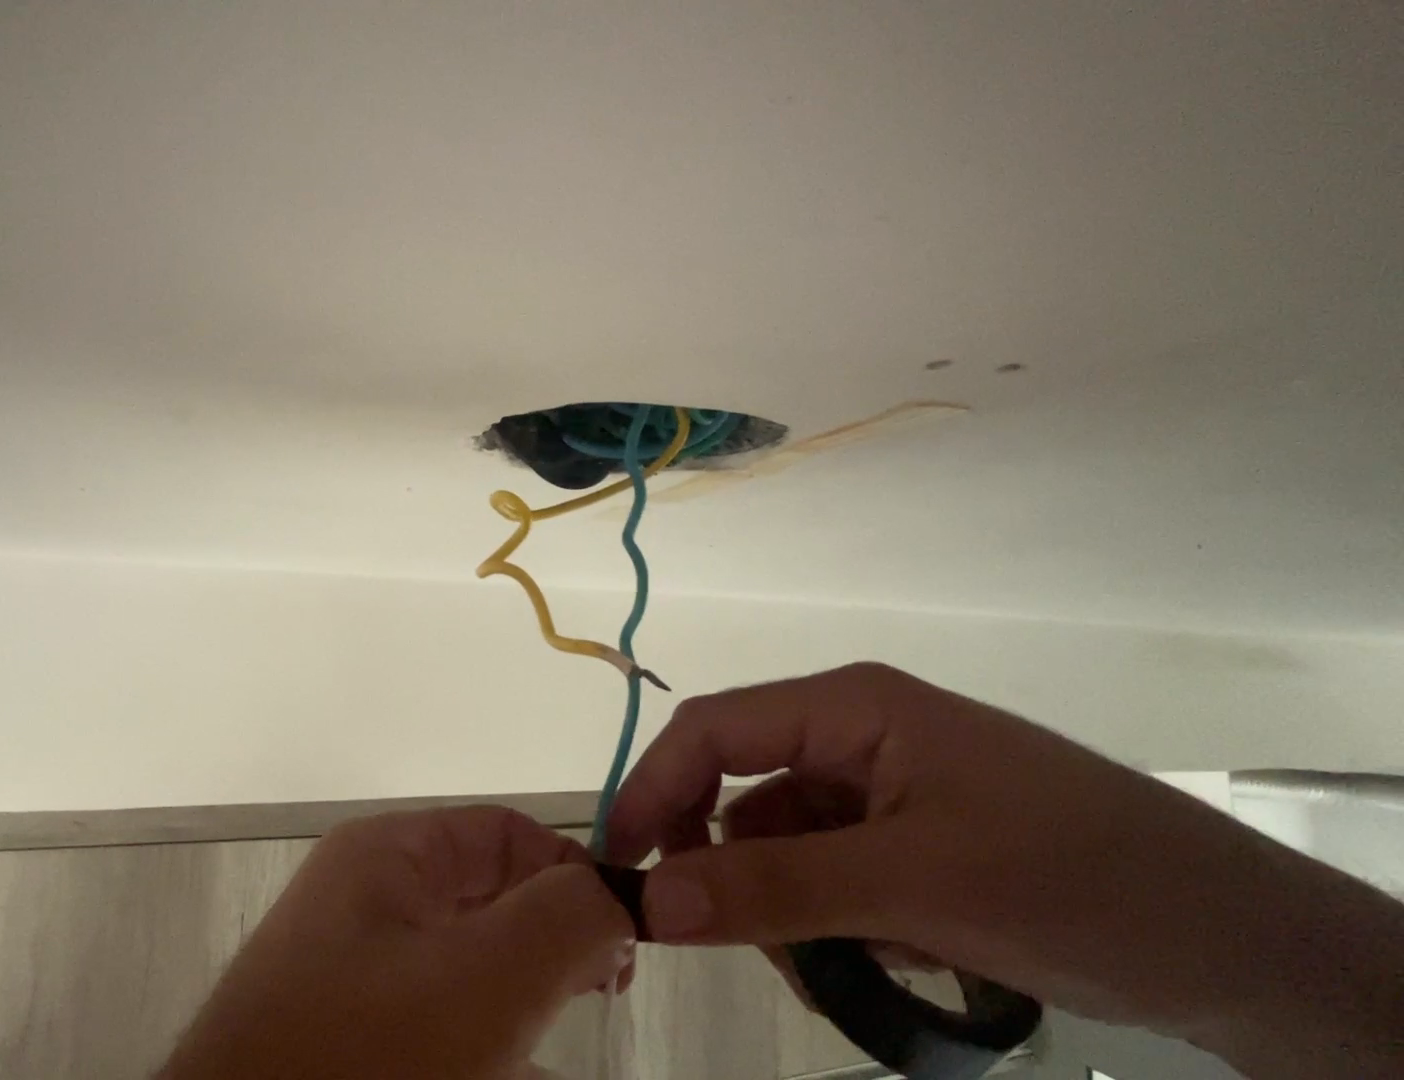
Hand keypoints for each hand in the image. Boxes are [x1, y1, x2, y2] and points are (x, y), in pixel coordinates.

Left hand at [159, 805, 634, 1079]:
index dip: (572, 872)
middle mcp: (368, 904)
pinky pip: (441, 1026)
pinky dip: (487, 1044)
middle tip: (605, 991)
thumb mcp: (484, 979)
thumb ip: (565, 918)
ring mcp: (355, 977)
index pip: (504, 834)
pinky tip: (514, 1069)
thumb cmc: (365, 1058)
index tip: (624, 939)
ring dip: (526, 999)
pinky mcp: (351, 1040)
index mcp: (387, 859)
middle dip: (554, 942)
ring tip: (563, 1036)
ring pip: (470, 970)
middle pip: (490, 899)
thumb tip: (613, 897)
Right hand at [605, 662, 1403, 1079]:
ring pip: (775, 840)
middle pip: (738, 786)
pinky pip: (819, 871)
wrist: (1242, 943)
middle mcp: (852, 734)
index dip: (653, 787)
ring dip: (777, 905)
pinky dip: (819, 920)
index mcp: (849, 707)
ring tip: (830, 966)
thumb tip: (652, 903)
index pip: (713, 730)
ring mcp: (877, 788)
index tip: (618, 867)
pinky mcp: (901, 838)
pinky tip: (870, 961)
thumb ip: (778, 888)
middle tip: (721, 934)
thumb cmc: (1076, 880)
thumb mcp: (916, 884)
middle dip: (721, 860)